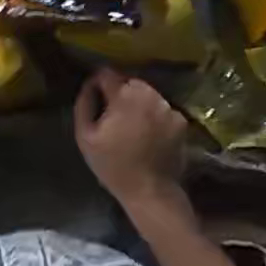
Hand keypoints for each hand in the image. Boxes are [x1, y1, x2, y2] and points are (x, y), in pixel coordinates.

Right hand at [75, 69, 187, 207]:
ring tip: (133, 126)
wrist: (151, 192)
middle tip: (115, 117)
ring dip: (138, 102)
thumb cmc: (114, 166)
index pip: (106, 74)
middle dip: (120, 93)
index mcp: (124, 95)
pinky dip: (155, 115)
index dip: (98, 83)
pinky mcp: (180, 119)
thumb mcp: (86, 137)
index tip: (97, 98)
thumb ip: (84, 104)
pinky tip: (150, 134)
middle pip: (129, 82)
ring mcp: (167, 106)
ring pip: (147, 93)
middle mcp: (148, 93)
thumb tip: (89, 83)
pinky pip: (162, 108)